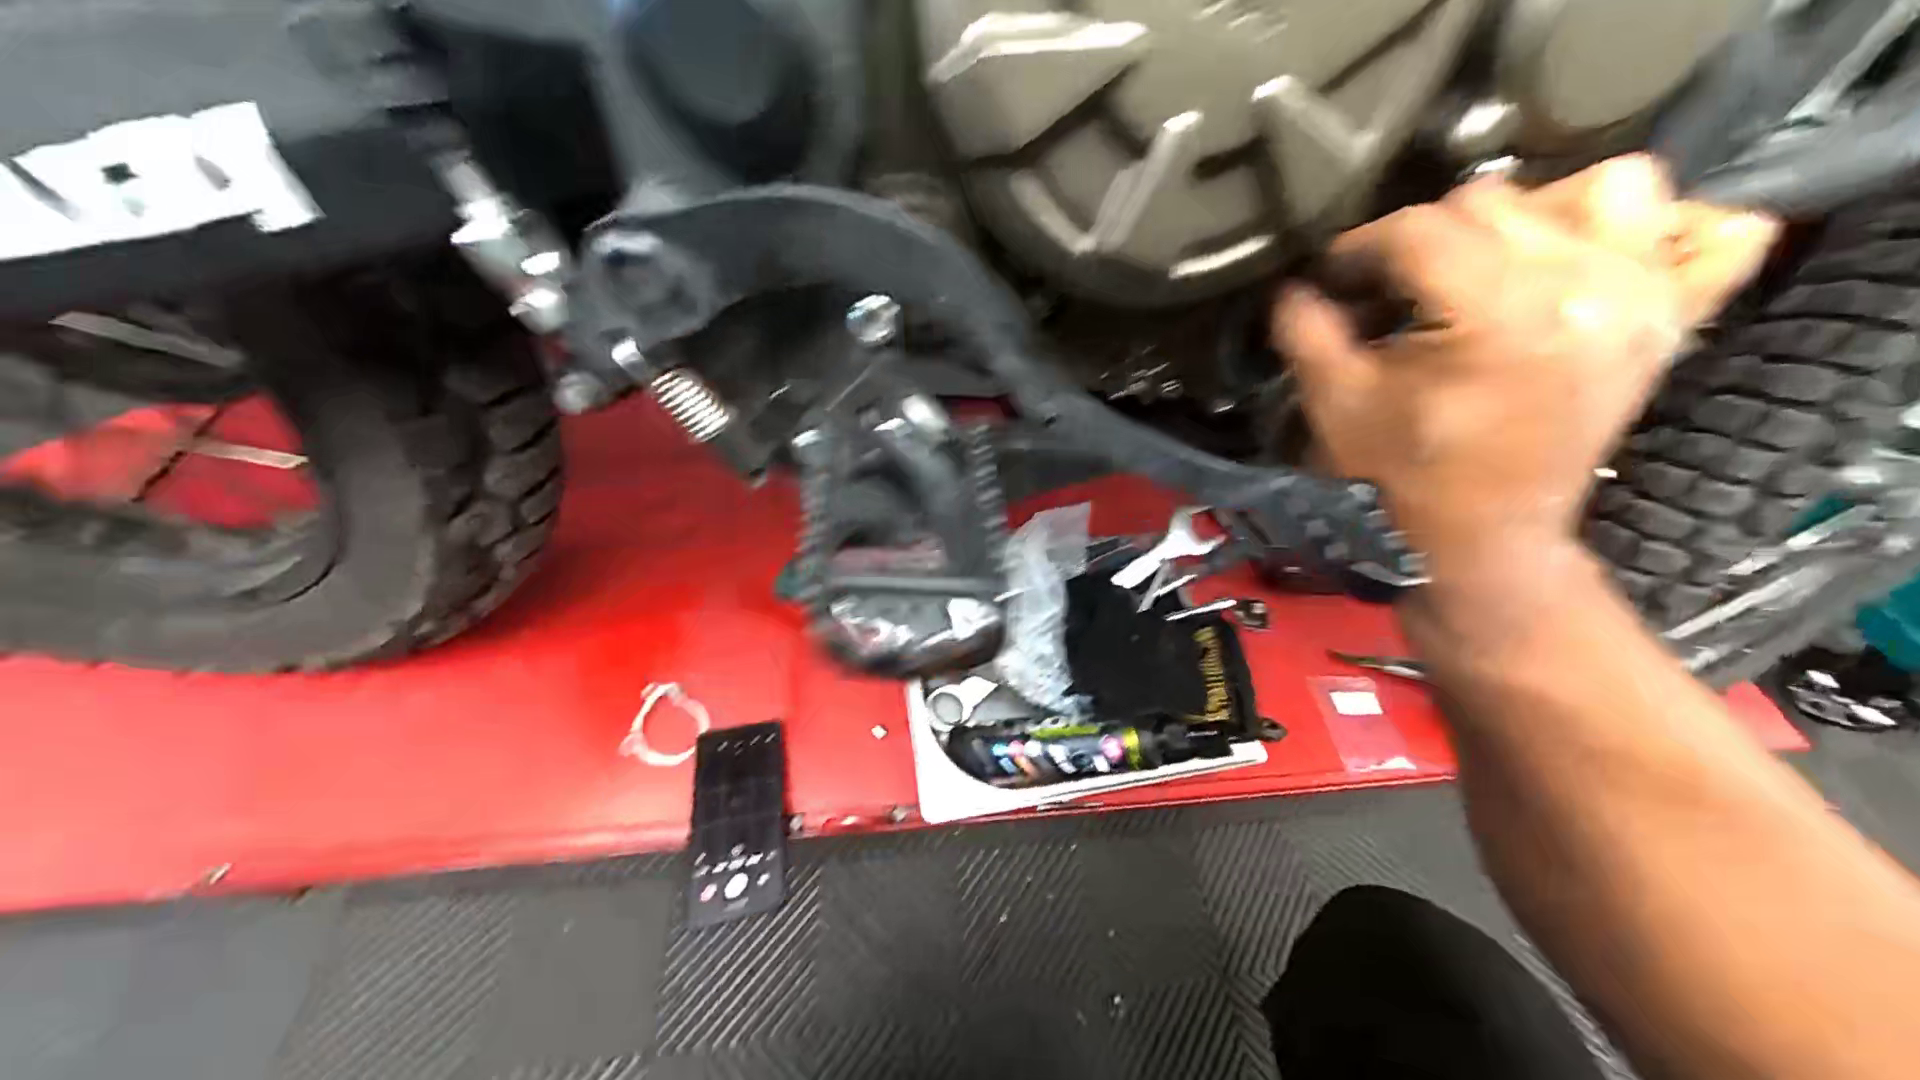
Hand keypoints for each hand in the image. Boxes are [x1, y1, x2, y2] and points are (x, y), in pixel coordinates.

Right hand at [1273, 155, 1778, 572]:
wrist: (1482, 535)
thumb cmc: (1401, 476)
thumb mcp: (1336, 403)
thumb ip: (1306, 330)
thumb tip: (1296, 281)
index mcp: (1498, 315)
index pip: (1421, 230)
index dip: (1361, 246)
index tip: (1331, 273)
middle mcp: (1587, 288)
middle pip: (1495, 202)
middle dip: (1425, 236)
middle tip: (1391, 283)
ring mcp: (1646, 298)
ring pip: (1603, 188)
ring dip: (1533, 214)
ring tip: (1486, 263)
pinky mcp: (1670, 319)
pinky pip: (1709, 233)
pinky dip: (1657, 229)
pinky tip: (1588, 259)